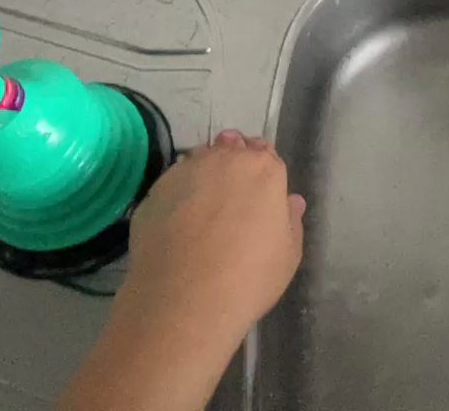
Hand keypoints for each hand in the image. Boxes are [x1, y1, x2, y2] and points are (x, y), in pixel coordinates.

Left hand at [119, 129, 306, 344]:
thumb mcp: (287, 256)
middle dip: (234, 163)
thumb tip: (291, 200)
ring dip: (205, 173)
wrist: (183, 300)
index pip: (267, 155)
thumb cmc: (248, 279)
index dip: (263, 172)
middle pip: (233, 148)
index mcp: (264, 170)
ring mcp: (188, 169)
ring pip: (201, 159)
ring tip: (202, 207)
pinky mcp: (157, 188)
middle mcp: (227, 158)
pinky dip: (179, 193)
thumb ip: (291, 221)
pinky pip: (174, 182)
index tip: (258, 192)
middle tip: (231, 197)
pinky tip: (177, 222)